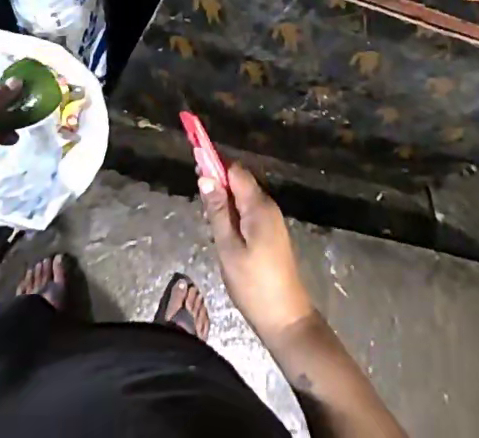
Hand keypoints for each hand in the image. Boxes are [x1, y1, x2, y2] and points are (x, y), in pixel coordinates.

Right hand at [201, 163, 316, 341]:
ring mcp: (271, 219)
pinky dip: (233, 212)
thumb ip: (218, 211)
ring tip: (205, 213)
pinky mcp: (271, 232)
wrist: (284, 315)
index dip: (215, 164)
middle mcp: (268, 206)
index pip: (236, 171)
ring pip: (244, 197)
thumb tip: (205, 176)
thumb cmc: (252, 283)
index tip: (194, 163)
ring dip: (225, 198)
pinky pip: (249, 211)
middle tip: (196, 196)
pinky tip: (221, 228)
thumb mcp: (228, 247)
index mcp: (259, 205)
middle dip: (218, 181)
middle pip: (241, 182)